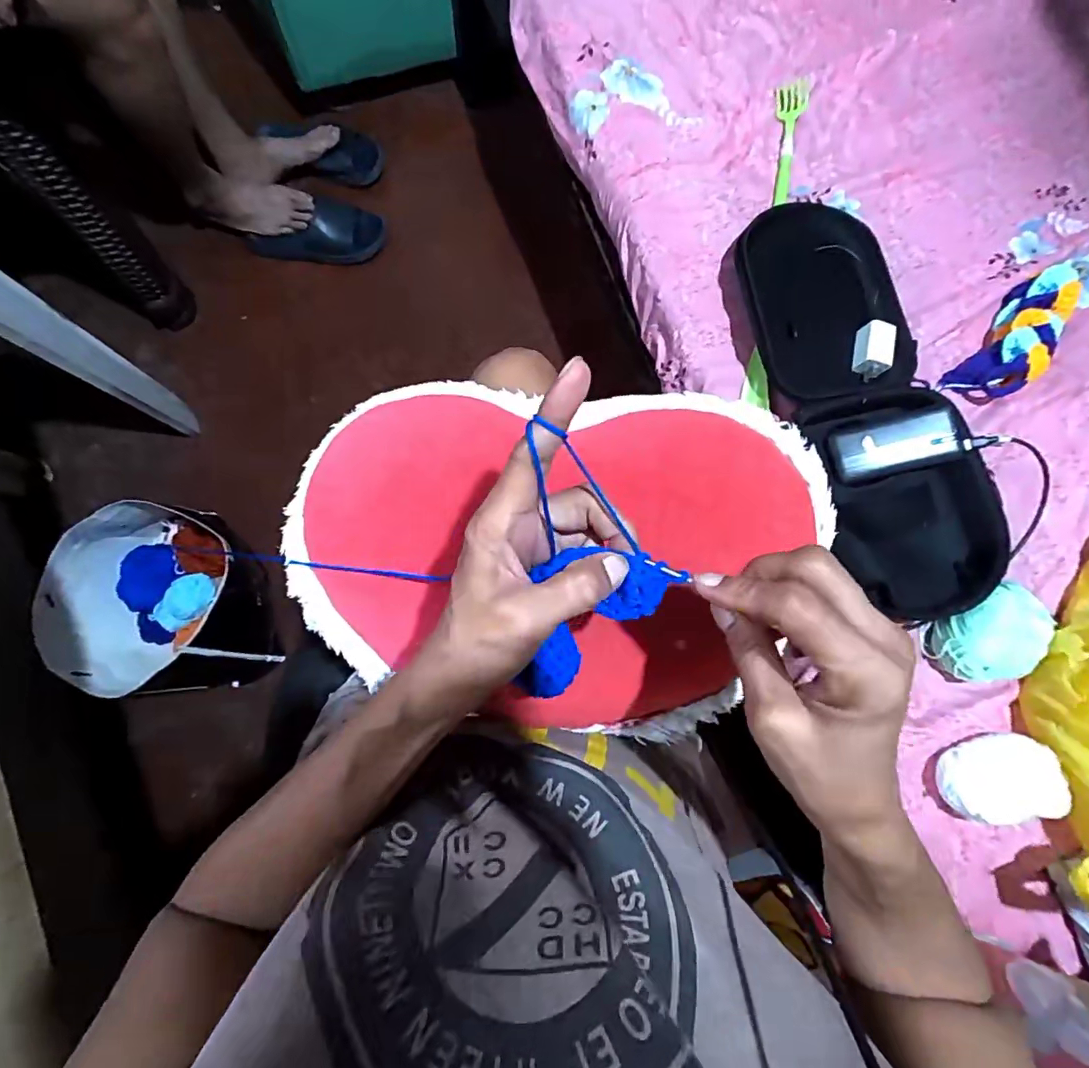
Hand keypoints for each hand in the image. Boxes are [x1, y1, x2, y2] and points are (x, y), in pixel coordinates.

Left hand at [402, 358, 629, 718]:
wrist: (456, 677)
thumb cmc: (479, 642)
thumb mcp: (528, 616)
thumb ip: (577, 587)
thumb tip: (621, 564)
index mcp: (502, 521)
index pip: (533, 454)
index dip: (557, 411)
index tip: (579, 369)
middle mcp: (517, 523)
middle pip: (576, 502)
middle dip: (609, 526)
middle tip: (632, 566)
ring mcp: (528, 545)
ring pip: (582, 529)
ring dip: (607, 550)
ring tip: (623, 584)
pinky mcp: (538, 567)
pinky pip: (579, 552)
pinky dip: (598, 565)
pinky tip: (609, 590)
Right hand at [693, 547, 917, 859]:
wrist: (861, 801)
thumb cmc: (816, 773)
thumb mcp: (771, 720)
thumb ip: (749, 654)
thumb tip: (720, 601)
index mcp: (866, 668)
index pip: (799, 605)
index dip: (745, 590)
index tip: (700, 586)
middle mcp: (886, 636)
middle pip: (817, 567)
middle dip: (762, 573)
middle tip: (727, 599)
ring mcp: (886, 628)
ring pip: (822, 570)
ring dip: (774, 580)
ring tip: (746, 611)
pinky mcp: (876, 628)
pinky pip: (827, 588)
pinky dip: (789, 592)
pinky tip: (771, 621)